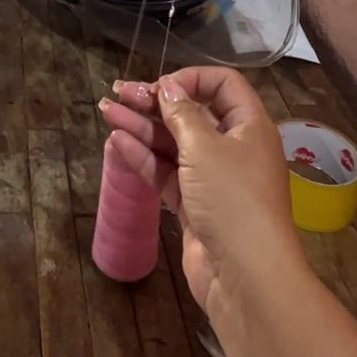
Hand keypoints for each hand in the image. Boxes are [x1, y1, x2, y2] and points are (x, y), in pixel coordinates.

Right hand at [99, 68, 299, 314]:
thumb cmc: (233, 199)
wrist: (246, 277)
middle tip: (121, 92)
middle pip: (192, 113)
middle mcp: (233, 146)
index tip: (161, 86)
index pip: (223, 85)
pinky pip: (166, 171)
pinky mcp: (194, 205)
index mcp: (249, 125)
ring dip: (142, 126)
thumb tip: (168, 86)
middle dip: (156, 101)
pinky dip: (143, 156)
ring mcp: (212, 177)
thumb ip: (182, 114)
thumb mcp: (205, 146)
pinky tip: (117, 141)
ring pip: (174, 143)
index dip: (192, 79)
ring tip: (106, 110)